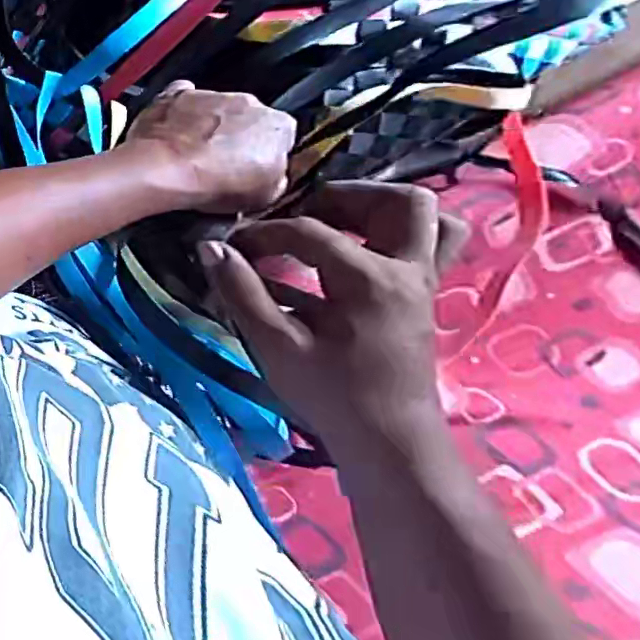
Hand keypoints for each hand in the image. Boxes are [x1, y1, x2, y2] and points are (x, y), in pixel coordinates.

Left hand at [124, 81, 296, 212]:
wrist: (164, 168)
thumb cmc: (214, 181)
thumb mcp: (264, 196)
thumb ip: (275, 179)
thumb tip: (271, 178)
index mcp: (278, 125)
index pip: (280, 138)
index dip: (264, 156)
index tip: (248, 171)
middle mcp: (246, 102)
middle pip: (245, 118)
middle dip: (233, 137)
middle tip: (214, 163)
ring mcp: (208, 96)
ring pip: (212, 108)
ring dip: (204, 124)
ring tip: (186, 152)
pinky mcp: (172, 97)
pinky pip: (178, 97)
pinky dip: (174, 110)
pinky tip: (167, 127)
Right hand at [198, 182, 469, 460]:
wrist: (387, 440)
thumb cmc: (329, 392)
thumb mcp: (274, 342)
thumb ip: (240, 289)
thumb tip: (210, 246)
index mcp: (370, 281)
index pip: (308, 231)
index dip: (261, 233)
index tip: (228, 249)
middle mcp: (408, 273)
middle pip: (401, 204)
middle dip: (343, 199)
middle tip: (297, 216)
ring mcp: (422, 285)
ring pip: (429, 221)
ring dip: (378, 212)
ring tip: (328, 225)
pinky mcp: (419, 299)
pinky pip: (426, 248)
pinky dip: (391, 237)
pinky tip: (345, 252)